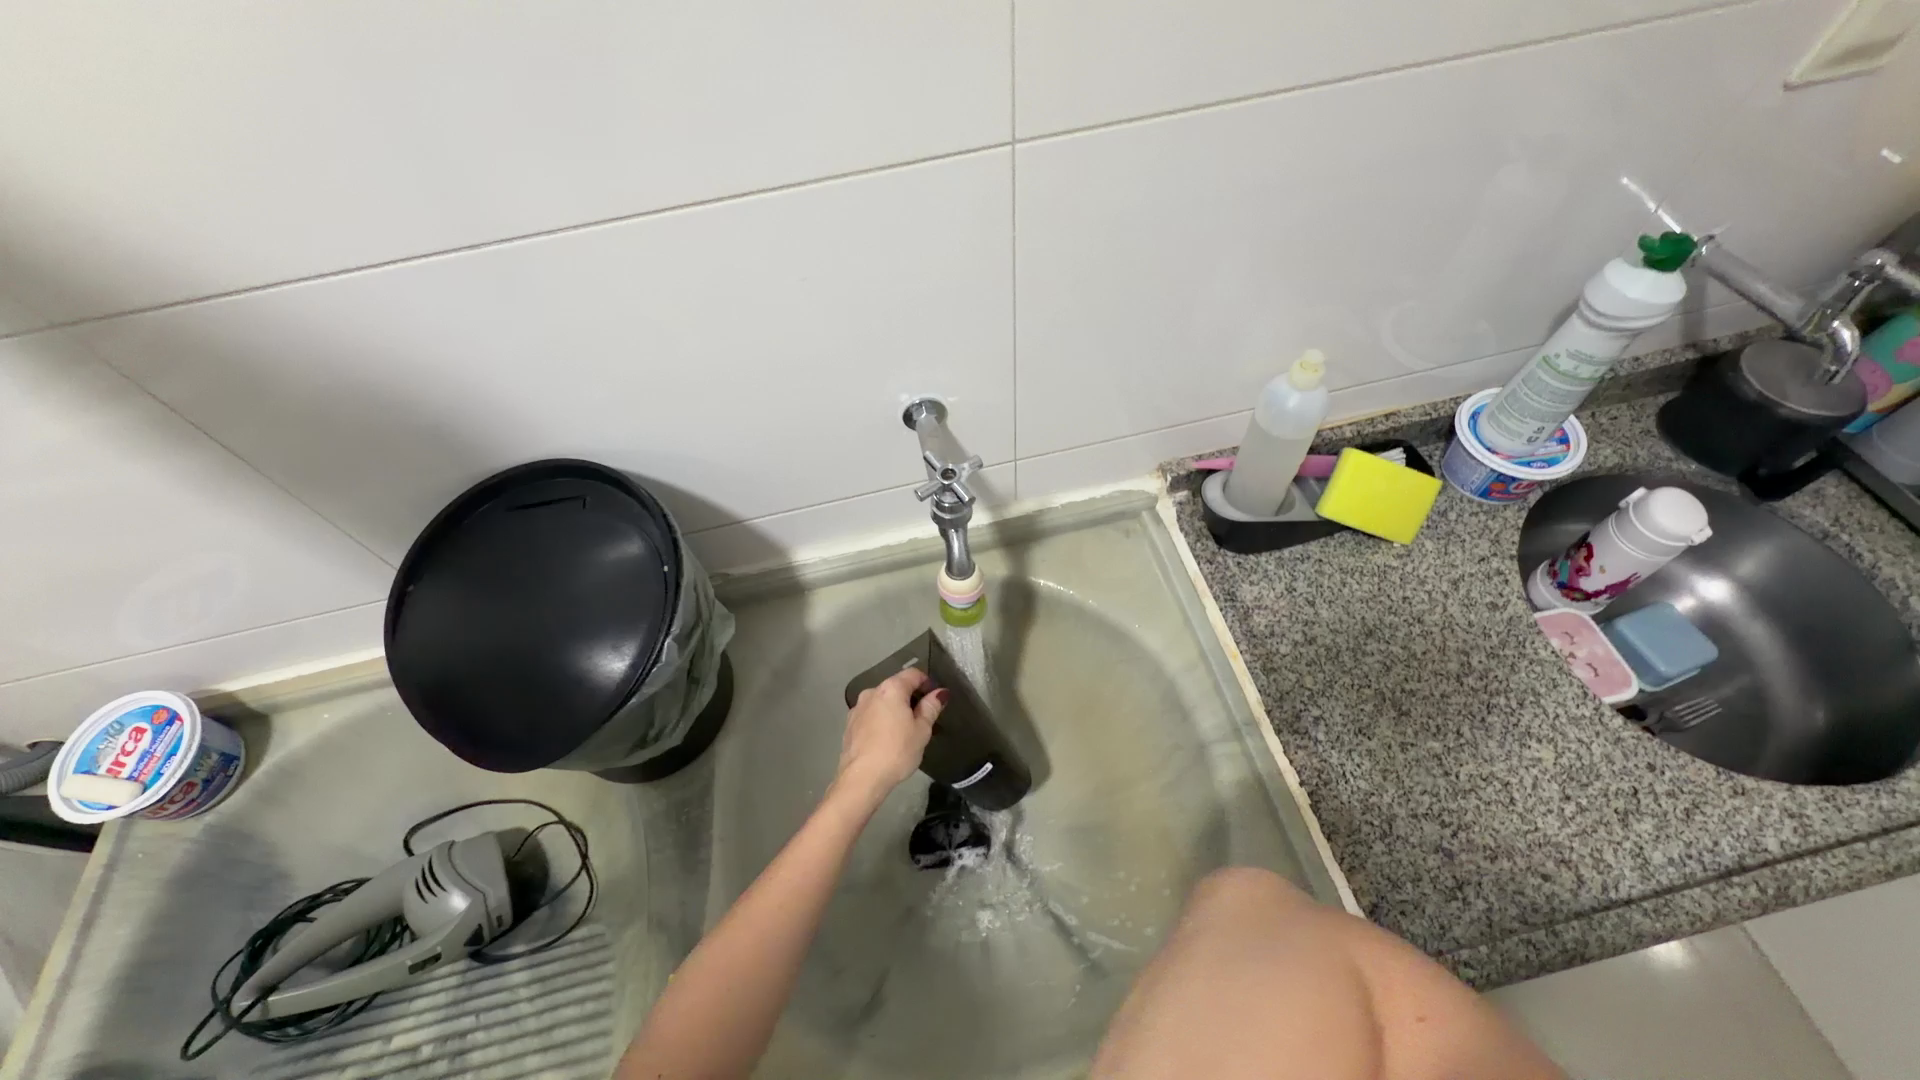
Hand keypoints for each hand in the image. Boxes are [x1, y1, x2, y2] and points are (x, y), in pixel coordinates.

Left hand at [836, 667, 945, 801]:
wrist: (862, 778)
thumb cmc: (897, 751)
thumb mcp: (922, 730)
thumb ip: (930, 707)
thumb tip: (939, 693)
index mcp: (891, 689)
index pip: (913, 674)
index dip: (927, 683)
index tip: (935, 699)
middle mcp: (871, 692)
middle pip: (895, 686)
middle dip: (910, 697)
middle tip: (922, 718)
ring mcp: (857, 708)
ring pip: (881, 701)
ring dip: (894, 709)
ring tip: (904, 731)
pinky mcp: (849, 725)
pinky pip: (870, 715)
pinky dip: (881, 720)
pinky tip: (886, 739)